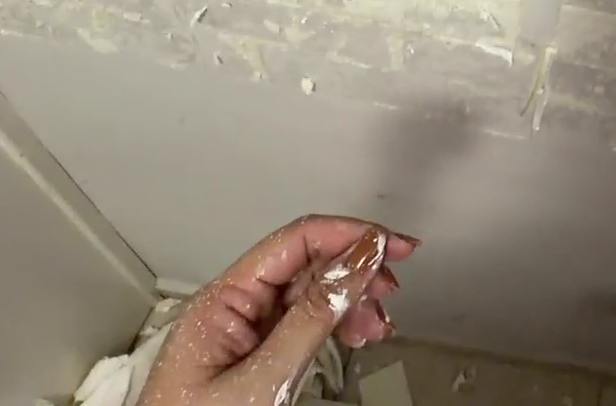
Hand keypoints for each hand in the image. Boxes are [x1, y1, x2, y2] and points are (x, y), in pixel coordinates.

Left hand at [138, 216, 417, 405]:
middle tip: (393, 287)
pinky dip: (339, 324)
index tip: (394, 246)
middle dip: (357, 270)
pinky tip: (359, 334)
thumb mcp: (263, 381)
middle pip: (309, 262)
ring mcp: (244, 331)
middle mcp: (232, 306)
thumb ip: (314, 316)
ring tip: (378, 325)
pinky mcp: (255, 355)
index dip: (351, 234)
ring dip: (353, 301)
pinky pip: (307, 320)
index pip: (297, 240)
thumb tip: (361, 256)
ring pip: (314, 291)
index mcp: (222, 300)